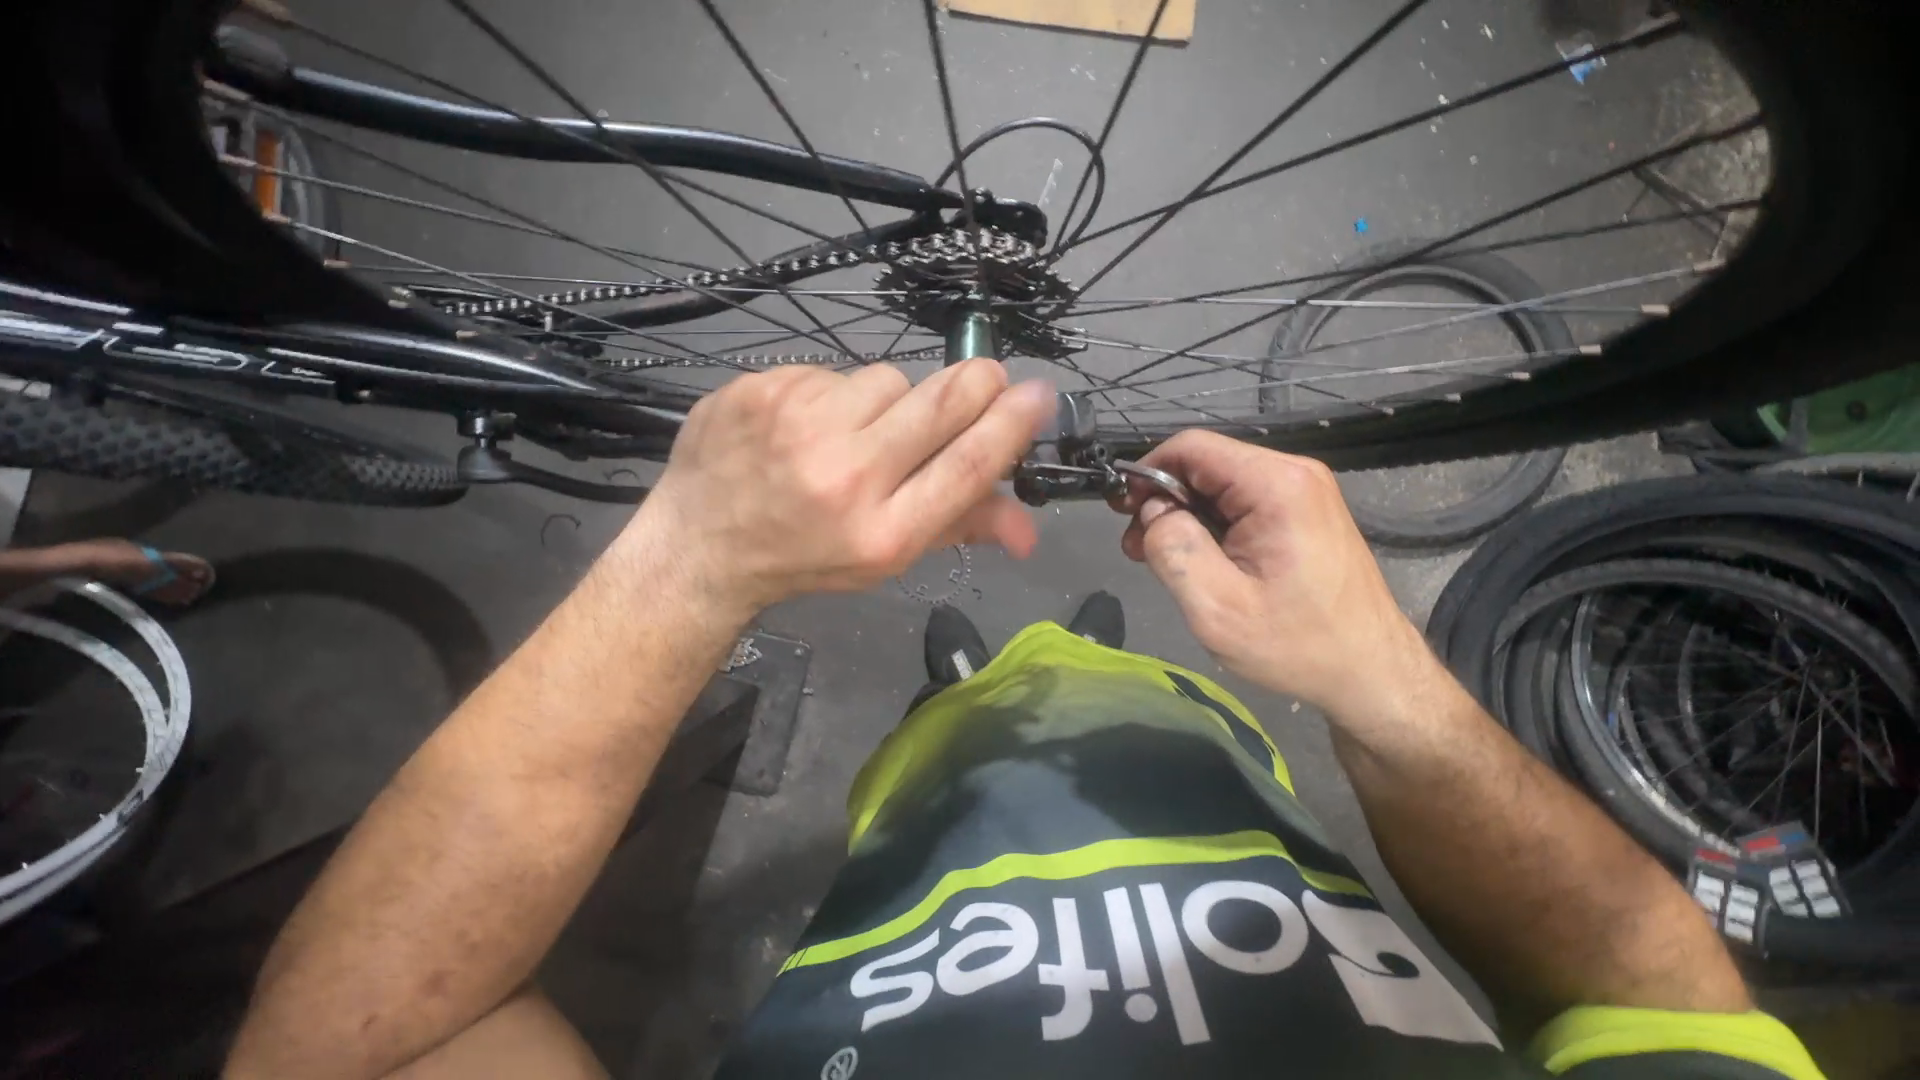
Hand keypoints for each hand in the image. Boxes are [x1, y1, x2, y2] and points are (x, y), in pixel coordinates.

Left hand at [635, 358, 1054, 617]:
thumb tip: (1031, 532)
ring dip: (889, 400)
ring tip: (856, 432)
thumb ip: (959, 530)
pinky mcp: (763, 389)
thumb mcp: (883, 560)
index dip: (1014, 422)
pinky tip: (808, 425)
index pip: (971, 462)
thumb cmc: (805, 557)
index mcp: (883, 532)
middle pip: (942, 399)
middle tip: (984, 381)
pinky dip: (833, 394)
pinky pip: (832, 372)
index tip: (1039, 394)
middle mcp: (845, 476)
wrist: (700, 546)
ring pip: (887, 378)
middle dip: (977, 382)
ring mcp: (799, 425)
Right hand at [1115, 430, 1436, 720]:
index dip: (1147, 472)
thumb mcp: (1217, 608)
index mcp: (1276, 485)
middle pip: (1206, 463)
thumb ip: (1174, 550)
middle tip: (1137, 548)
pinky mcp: (1304, 512)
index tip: (1121, 513)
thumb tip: (1153, 512)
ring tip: (1162, 560)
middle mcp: (1294, 474)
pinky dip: (1211, 525)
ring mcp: (1303, 492)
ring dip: (1184, 515)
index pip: (1192, 447)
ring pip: (1221, 484)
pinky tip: (1199, 561)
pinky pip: (1242, 502)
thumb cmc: (1297, 644)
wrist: (1370, 672)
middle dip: (1163, 499)